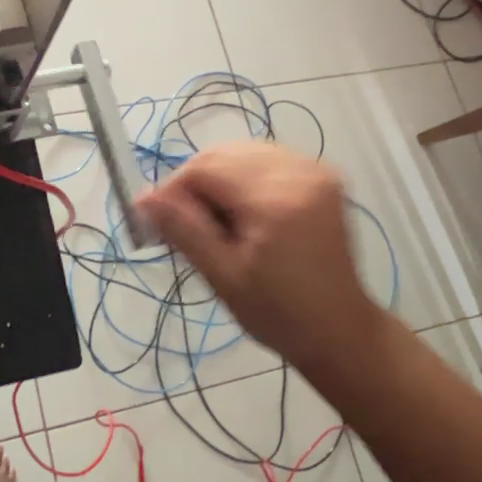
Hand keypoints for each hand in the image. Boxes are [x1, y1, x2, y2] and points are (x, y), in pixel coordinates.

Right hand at [136, 141, 379, 367]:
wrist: (339, 330)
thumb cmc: (277, 313)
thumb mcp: (222, 275)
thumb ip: (183, 229)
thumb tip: (142, 197)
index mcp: (276, 200)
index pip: (206, 167)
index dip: (174, 188)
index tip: (157, 220)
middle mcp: (299, 172)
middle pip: (225, 152)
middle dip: (196, 181)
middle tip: (183, 222)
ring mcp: (315, 170)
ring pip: (244, 152)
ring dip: (219, 177)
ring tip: (214, 219)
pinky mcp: (323, 175)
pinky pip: (268, 158)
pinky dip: (245, 176)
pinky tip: (242, 210)